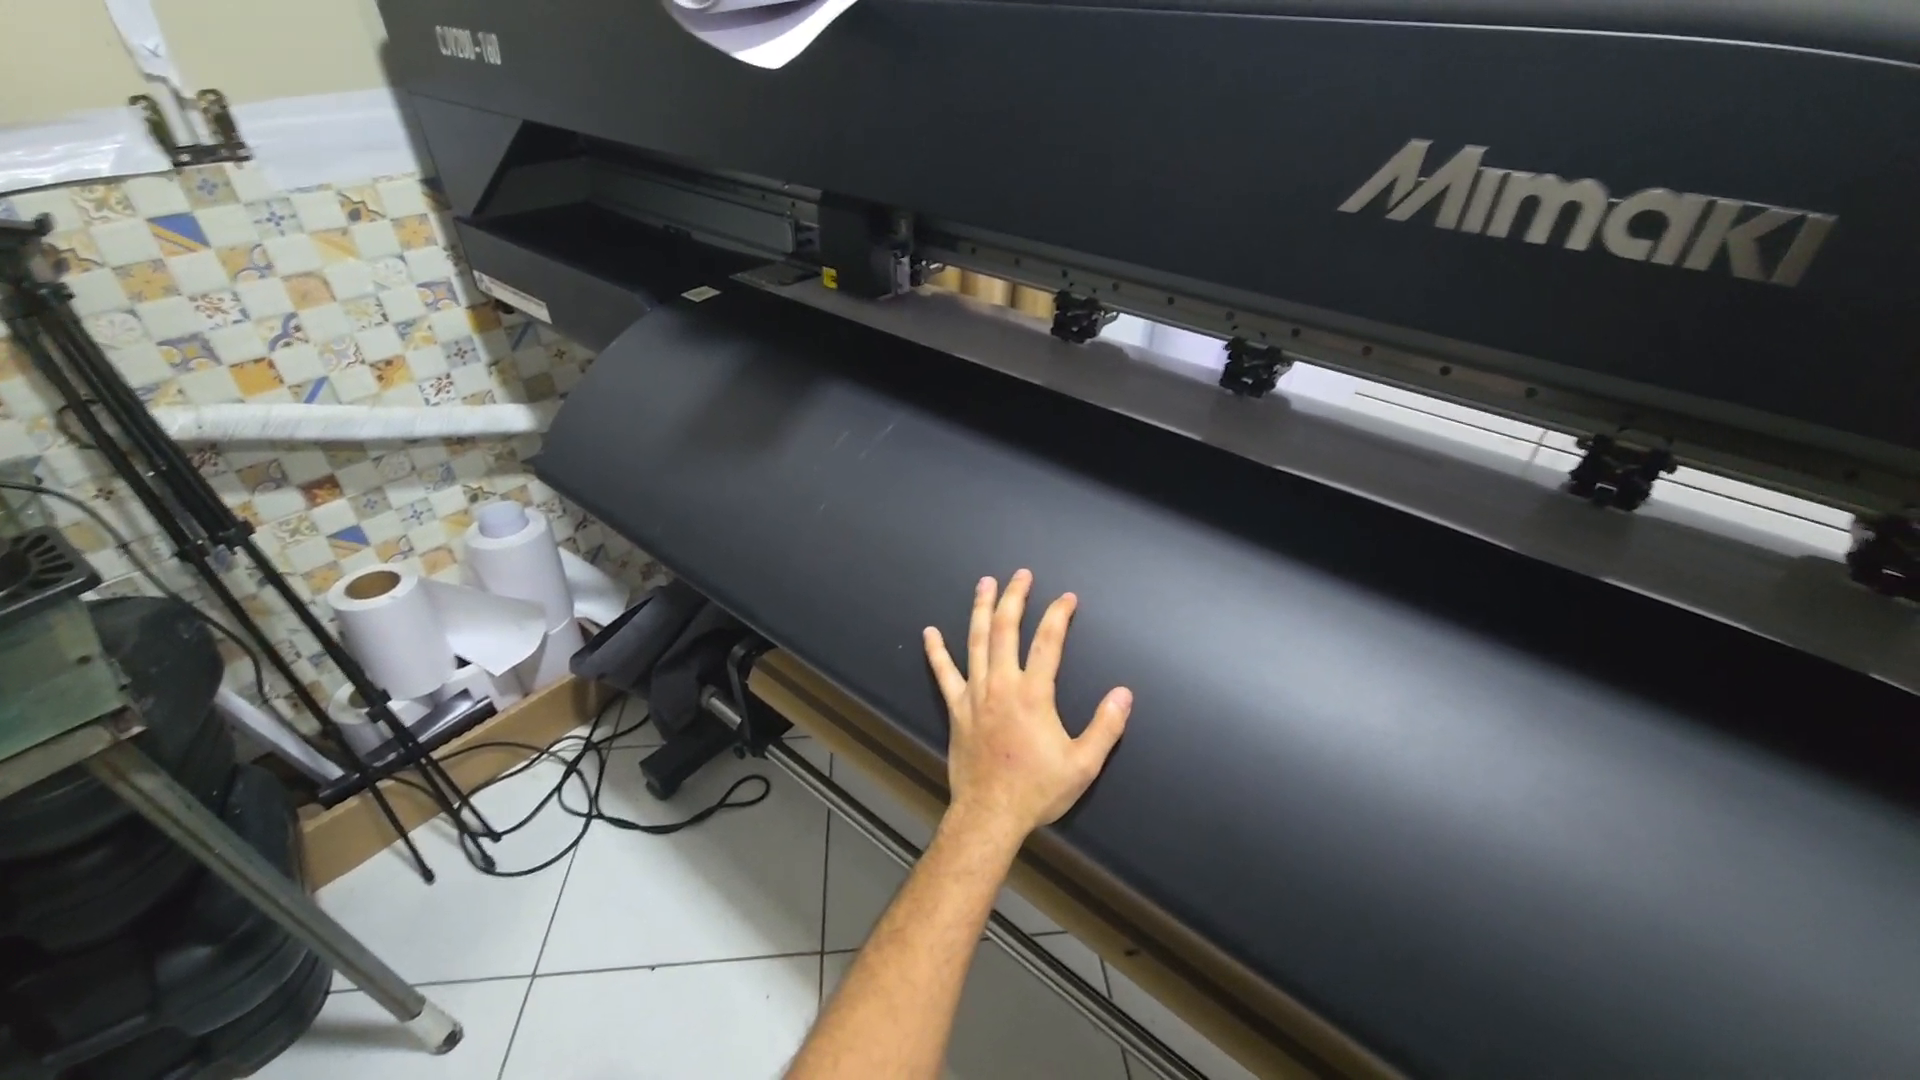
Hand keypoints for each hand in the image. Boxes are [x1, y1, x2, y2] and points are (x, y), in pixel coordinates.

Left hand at [922, 569, 1132, 844]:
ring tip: (985, 584)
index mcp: (1033, 695)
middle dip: (1015, 598)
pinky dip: (936, 652)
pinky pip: (944, 674)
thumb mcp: (1083, 763)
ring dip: (980, 610)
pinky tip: (929, 633)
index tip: (1067, 598)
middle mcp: (1001, 686)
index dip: (1058, 615)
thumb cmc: (1038, 790)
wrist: (991, 814)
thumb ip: (1106, 726)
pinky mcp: (956, 710)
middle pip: (1006, 630)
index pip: (1048, 642)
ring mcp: (974, 695)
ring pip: (976, 642)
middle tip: (1021, 575)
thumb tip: (1123, 694)